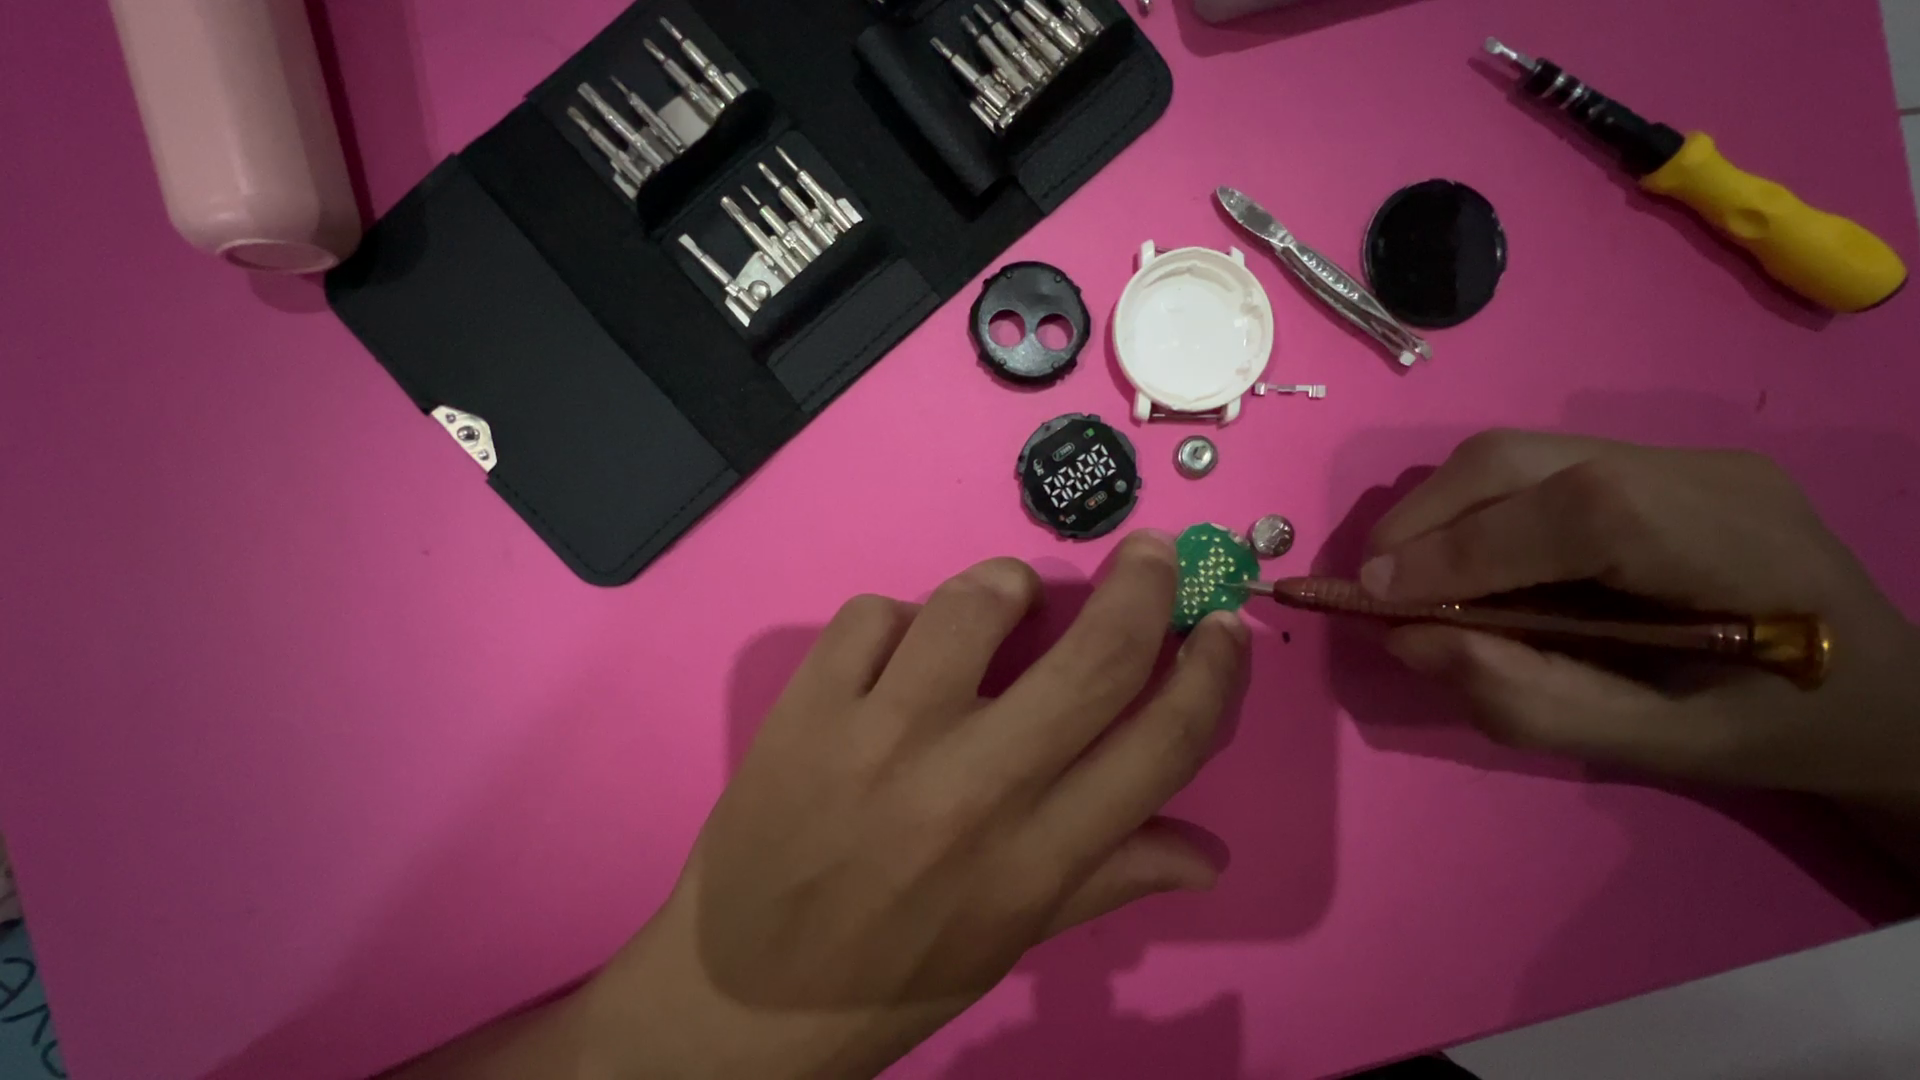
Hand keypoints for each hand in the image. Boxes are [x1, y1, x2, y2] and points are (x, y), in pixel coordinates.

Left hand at [564, 533, 1246, 1077]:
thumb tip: (1209, 849)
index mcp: (1038, 858)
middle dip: (1141, 587)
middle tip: (1151, 552)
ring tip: (1006, 600)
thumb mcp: (1012, 940)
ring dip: (1007, 585)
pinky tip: (893, 654)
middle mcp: (973, 789)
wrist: (741, 994)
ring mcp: (883, 738)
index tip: (1223, 625)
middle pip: (1094, 659)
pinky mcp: (809, 707)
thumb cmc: (892, 972)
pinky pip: (874, 613)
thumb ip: (1111, 877)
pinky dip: (898, 619)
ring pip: (974, 605)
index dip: (1212, 673)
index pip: (1162, 745)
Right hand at [1365, 430, 1919, 810]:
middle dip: (1426, 516)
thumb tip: (1404, 638)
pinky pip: (1527, 466)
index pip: (1571, 513)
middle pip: (1520, 459)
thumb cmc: (1770, 730)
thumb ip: (1523, 697)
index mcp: (1732, 545)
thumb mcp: (1652, 745)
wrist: (1882, 689)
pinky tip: (1466, 552)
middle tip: (1377, 580)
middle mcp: (1700, 474)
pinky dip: (1469, 506)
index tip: (1378, 594)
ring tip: (1410, 569)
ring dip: (1437, 508)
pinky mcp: (1647, 459)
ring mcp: (1675, 455)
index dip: (1460, 549)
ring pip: (1512, 453)